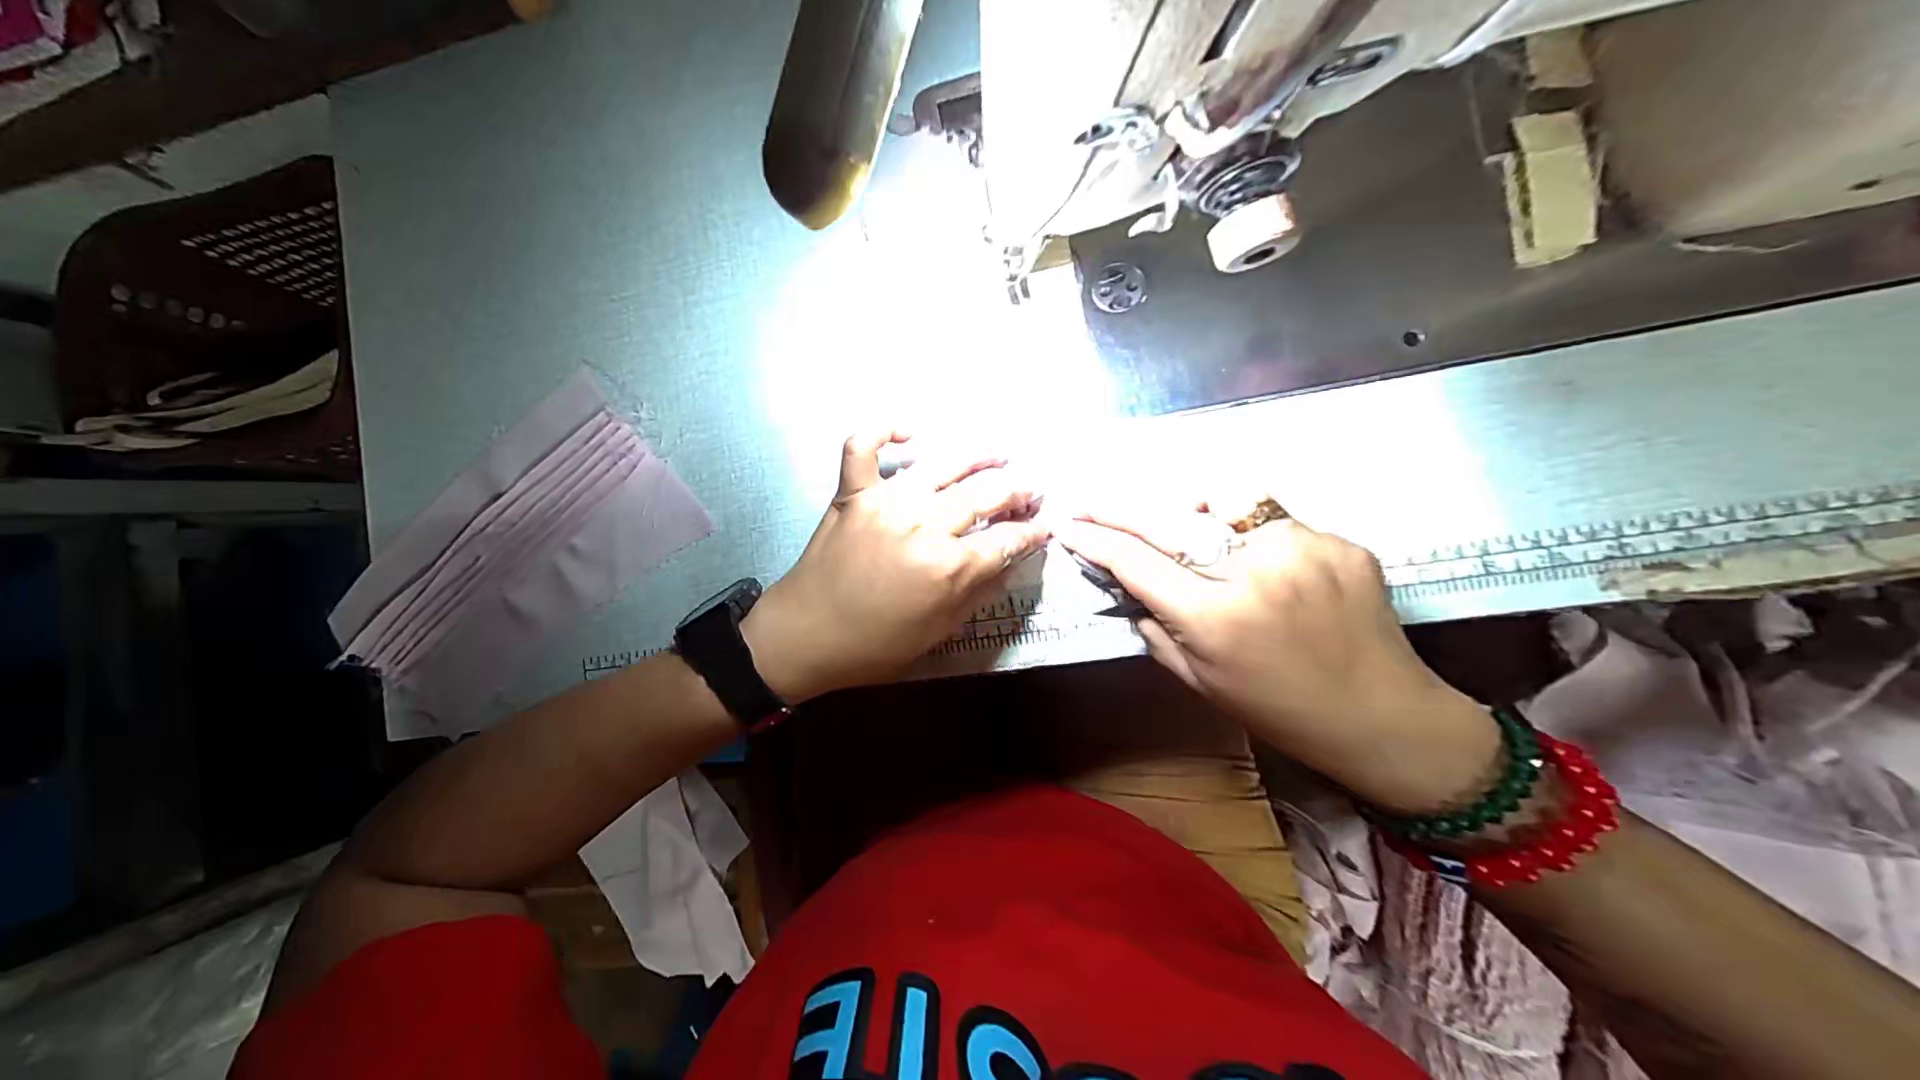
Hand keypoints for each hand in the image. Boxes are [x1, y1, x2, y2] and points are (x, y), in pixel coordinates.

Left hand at [741, 431, 1049, 703]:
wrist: (805, 636)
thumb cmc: (876, 644)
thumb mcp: (939, 631)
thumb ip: (979, 591)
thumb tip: (1011, 560)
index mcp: (948, 567)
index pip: (1005, 540)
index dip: (1032, 532)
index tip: (1045, 526)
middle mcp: (923, 526)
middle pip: (983, 496)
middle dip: (1017, 492)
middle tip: (1031, 490)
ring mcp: (884, 503)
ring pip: (940, 466)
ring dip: (976, 456)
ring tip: (998, 453)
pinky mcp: (851, 492)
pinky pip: (863, 446)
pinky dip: (882, 430)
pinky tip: (908, 431)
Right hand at [1056, 502, 1499, 813]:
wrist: (1385, 718)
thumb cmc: (1281, 711)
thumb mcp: (1202, 682)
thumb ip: (1158, 631)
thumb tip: (1131, 587)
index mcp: (1216, 620)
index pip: (1137, 562)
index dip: (1095, 540)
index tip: (1069, 526)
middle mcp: (1256, 574)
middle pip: (1169, 519)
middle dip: (1120, 508)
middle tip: (1092, 501)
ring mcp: (1304, 551)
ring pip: (1226, 503)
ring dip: (1196, 512)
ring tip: (1192, 527)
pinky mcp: (1341, 542)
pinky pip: (1277, 521)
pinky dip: (1254, 535)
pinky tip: (1265, 563)